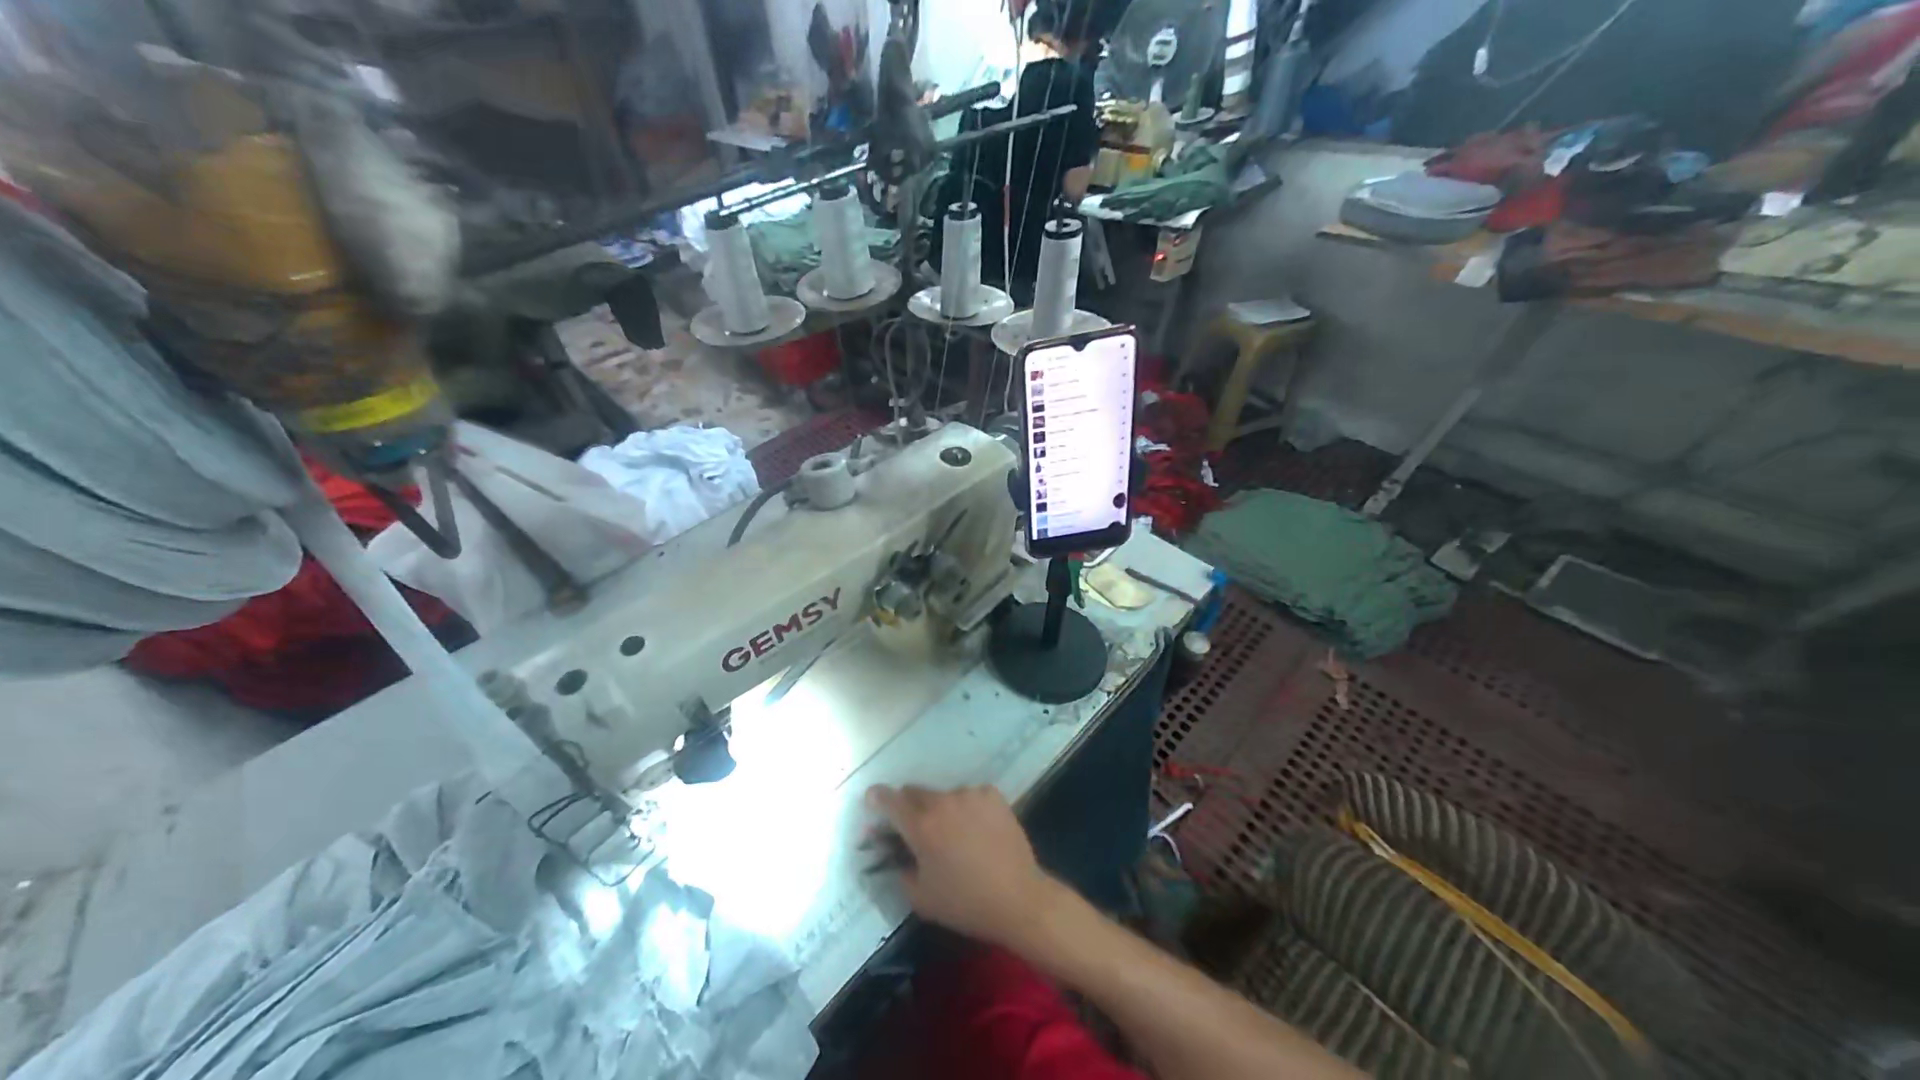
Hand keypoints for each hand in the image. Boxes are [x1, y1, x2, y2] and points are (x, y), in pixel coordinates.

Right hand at [865, 784, 1063, 949]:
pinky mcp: (992, 795)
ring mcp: (970, 794)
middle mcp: (942, 802)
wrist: (1018, 898)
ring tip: (955, 835)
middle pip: (915, 792)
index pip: (889, 799)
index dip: (877, 797)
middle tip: (917, 829)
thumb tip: (892, 850)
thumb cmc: (965, 903)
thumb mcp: (920, 897)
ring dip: (941, 809)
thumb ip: (899, 868)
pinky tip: (977, 830)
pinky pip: (970, 796)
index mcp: (920, 826)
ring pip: (944, 795)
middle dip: (909, 807)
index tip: (873, 800)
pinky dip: (967, 808)